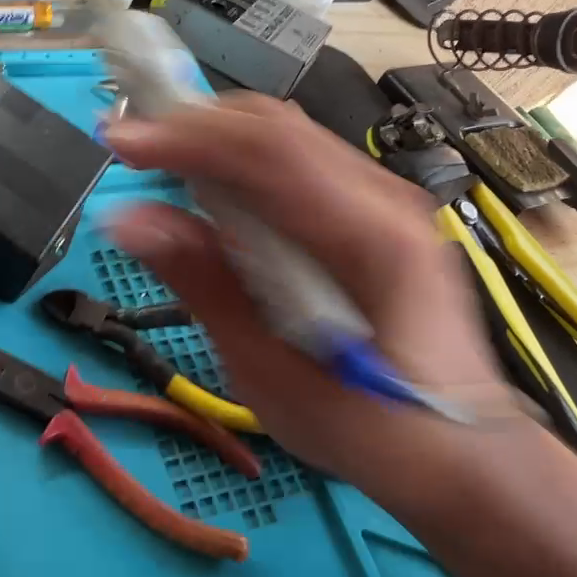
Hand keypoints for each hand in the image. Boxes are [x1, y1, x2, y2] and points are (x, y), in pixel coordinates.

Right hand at [103, 93, 508, 502]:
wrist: (457, 452)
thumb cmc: (367, 427)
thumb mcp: (271, 371)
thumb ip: (204, 285)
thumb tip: (128, 220)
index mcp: (371, 237)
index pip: (268, 150)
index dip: (186, 135)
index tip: (118, 141)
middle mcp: (385, 199)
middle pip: (276, 125)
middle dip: (193, 125)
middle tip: (130, 150)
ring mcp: (384, 199)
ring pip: (285, 134)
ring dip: (214, 138)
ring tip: (157, 161)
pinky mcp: (373, 210)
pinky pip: (296, 161)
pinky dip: (241, 160)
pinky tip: (209, 187)